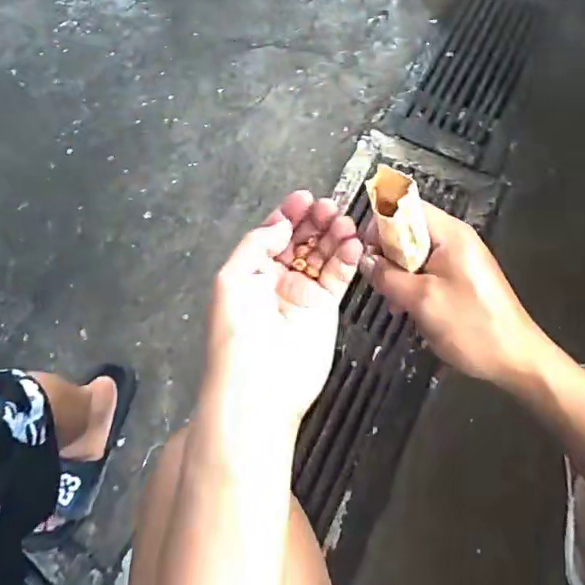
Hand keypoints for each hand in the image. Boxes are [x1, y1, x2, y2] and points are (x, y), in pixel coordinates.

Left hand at [206, 191, 361, 429]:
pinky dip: (347, 257)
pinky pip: (339, 275)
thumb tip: (281, 225)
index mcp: (252, 271)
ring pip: (323, 253)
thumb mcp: (231, 281)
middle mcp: (278, 278)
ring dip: (334, 234)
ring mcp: (303, 292)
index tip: (305, 197)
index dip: (289, 214)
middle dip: (315, 221)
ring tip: (345, 221)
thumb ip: (256, 244)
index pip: (274, 234)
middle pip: (302, 239)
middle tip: (330, 207)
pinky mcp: (326, 306)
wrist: (258, 387)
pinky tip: (353, 243)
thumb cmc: (237, 333)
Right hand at [363, 206, 552, 389]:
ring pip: (417, 252)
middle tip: (376, 279)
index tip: (364, 249)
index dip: (381, 222)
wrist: (516, 357)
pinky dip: (415, 284)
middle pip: (411, 229)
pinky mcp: (464, 278)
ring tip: (391, 300)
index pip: (407, 207)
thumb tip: (365, 260)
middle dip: (388, 252)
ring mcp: (462, 258)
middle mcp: (457, 239)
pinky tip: (409, 309)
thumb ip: (388, 277)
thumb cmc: (471, 326)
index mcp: (451, 234)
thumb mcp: (421, 301)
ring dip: (399, 273)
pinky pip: (430, 270)